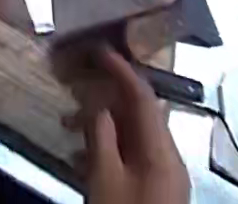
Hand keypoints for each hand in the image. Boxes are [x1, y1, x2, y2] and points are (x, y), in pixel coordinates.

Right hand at [82, 46, 190, 203]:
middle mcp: (169, 159)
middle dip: (106, 94)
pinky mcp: (154, 194)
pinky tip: (80, 154)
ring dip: (102, 122)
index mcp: (163, 151)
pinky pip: (132, 156)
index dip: (120, 68)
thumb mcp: (105, 178)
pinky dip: (108, 146)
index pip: (143, 96)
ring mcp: (164, 178)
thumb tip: (98, 102)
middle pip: (140, 113)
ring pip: (133, 134)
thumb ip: (101, 133)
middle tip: (76, 81)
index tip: (97, 48)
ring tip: (68, 122)